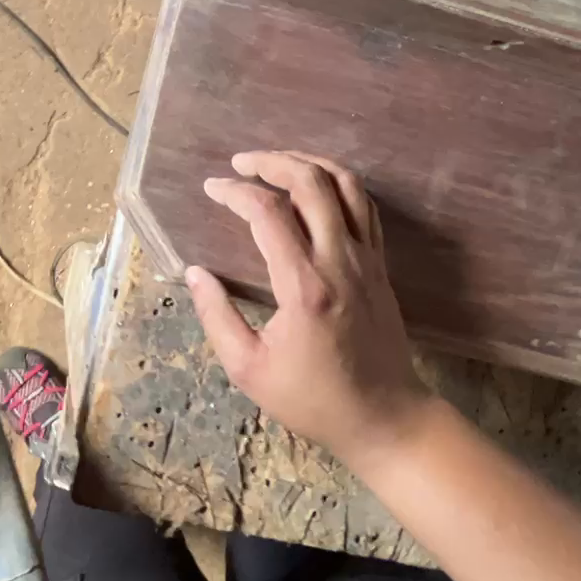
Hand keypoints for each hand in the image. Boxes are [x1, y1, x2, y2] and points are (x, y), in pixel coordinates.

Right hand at [186, 150, 432, 465]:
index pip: (267, 213)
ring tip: (277, 163)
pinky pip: (364, 205)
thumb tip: (194, 273)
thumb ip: (217, 317)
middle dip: (271, 162)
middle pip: (310, 182)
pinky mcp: (380, 263)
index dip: (235, 192)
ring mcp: (366, 258)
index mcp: (303, 286)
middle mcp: (339, 260)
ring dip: (308, 163)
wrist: (386, 418)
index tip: (212, 188)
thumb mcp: (249, 370)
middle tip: (241, 163)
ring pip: (345, 184)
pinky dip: (338, 183)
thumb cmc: (313, 399)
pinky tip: (315, 186)